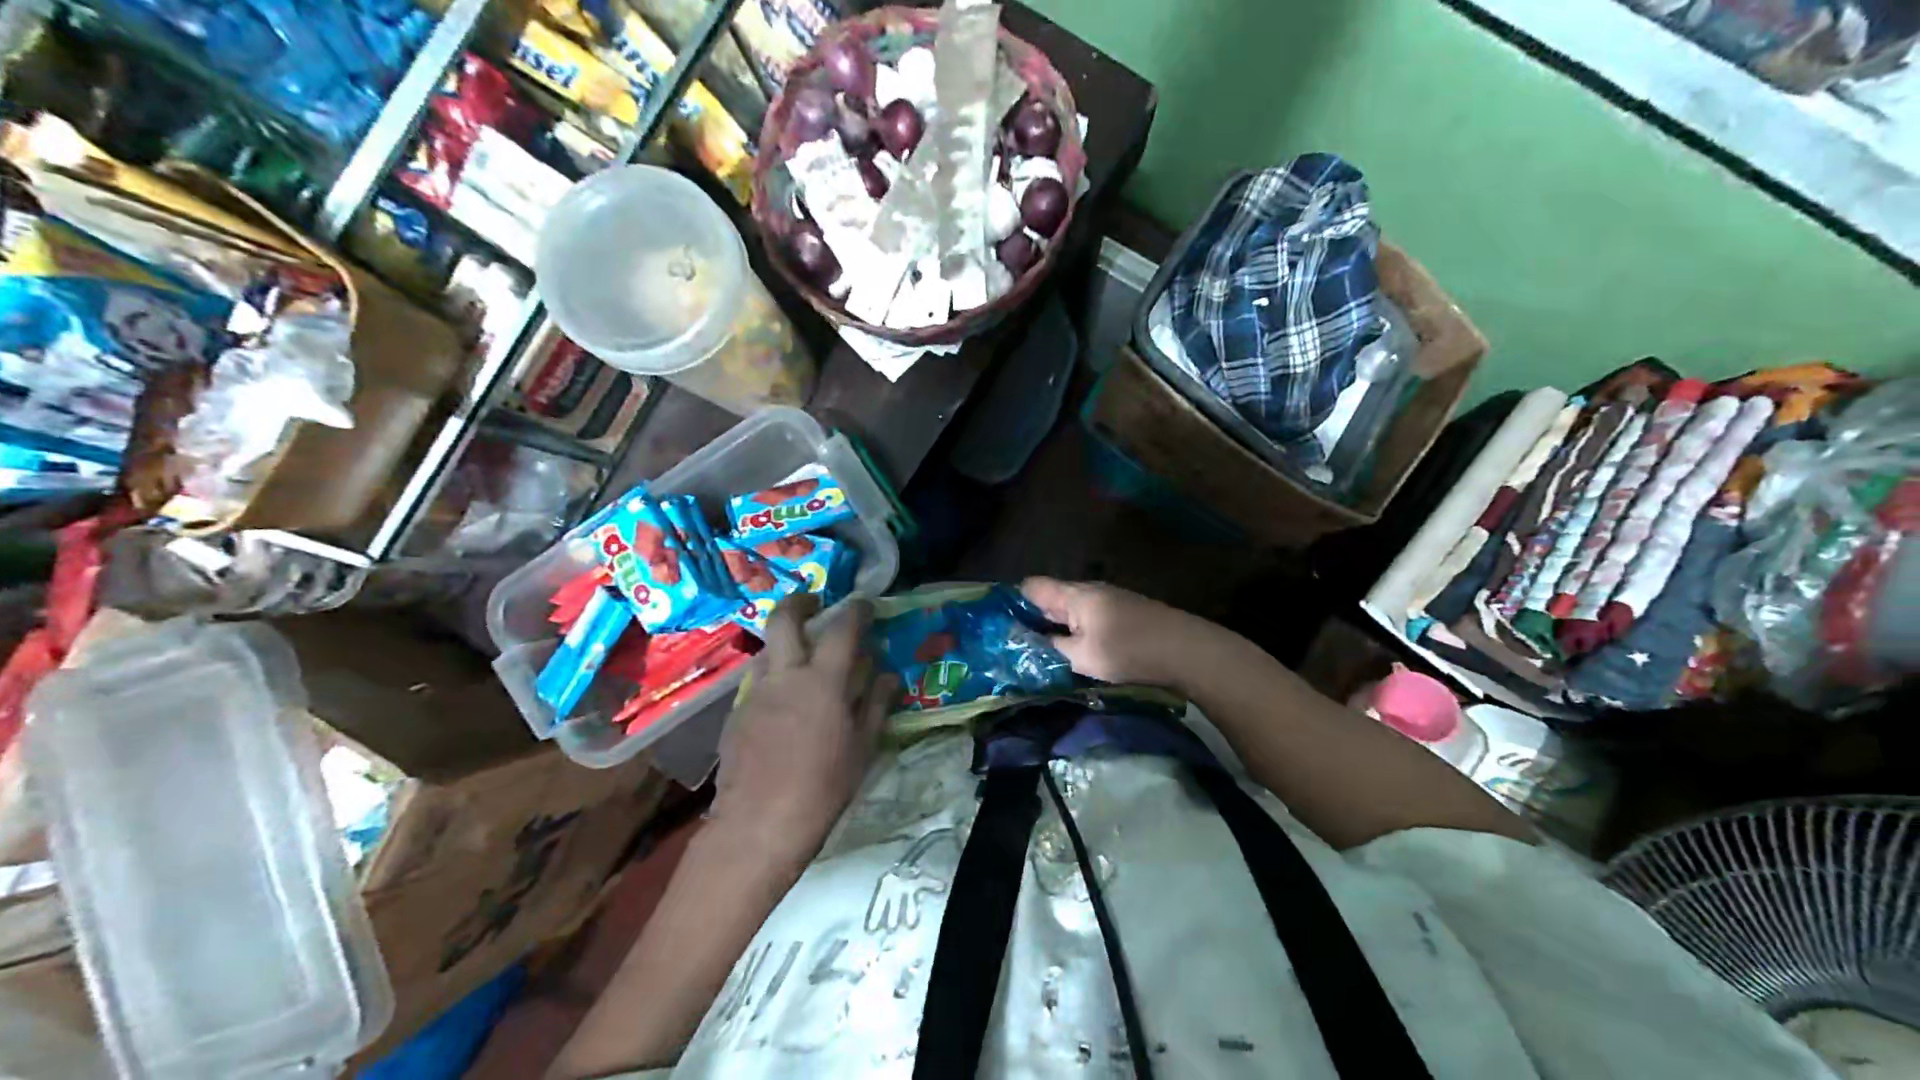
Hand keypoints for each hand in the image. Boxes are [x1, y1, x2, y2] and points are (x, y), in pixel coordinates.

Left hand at [710, 594, 896, 860]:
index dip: (856, 610)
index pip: (842, 628)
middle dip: (800, 602)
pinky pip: (757, 681)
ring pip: (766, 649)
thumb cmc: (823, 787)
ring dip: (784, 641)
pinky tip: (783, 701)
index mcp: (822, 680)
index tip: (865, 603)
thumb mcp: (862, 747)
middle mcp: (784, 675)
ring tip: (801, 657)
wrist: (758, 824)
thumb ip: (875, 704)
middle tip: (816, 603)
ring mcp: (755, 693)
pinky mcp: (736, 714)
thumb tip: (889, 676)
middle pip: (784, 618)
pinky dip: (773, 676)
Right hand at [1020, 577, 1224, 689]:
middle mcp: (1089, 590)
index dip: (1011, 603)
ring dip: (1055, 626)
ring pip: (1070, 608)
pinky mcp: (1124, 613)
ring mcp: (1109, 599)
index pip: (1030, 587)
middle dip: (1032, 617)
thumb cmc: (1130, 651)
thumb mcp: (1082, 656)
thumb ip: (1049, 648)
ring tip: (1040, 651)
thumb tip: (1025, 643)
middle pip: (1050, 597)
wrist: (1188, 651)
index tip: (998, 626)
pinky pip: (1088, 616)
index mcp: (1074, 594)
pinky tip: (1075, 650)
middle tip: (1013, 644)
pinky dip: (1076, 630)